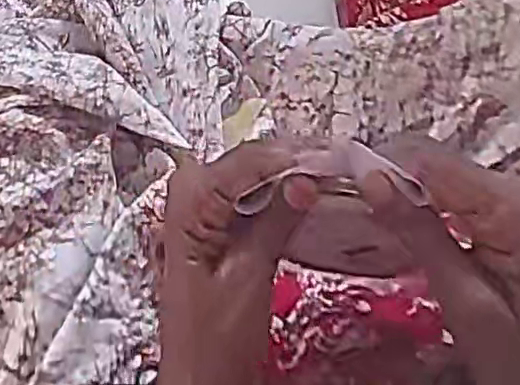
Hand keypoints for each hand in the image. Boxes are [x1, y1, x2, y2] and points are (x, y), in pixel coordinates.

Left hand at [158, 141, 316, 384]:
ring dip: (284, 174)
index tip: (327, 157)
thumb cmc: (215, 338)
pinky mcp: (209, 219)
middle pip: (246, 161)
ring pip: (248, 173)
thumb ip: (276, 220)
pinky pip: (244, 192)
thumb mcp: (249, 275)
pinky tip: (301, 196)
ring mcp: (196, 202)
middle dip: (289, 161)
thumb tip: (305, 178)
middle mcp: (187, 188)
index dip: (289, 156)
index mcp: (189, 196)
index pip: (246, 159)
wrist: (199, 380)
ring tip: (324, 175)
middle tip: (331, 163)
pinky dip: (273, 193)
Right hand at [357, 138, 519, 384]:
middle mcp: (512, 187)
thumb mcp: (466, 306)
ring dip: (396, 186)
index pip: (431, 160)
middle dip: (386, 174)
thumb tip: (371, 178)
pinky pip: (443, 189)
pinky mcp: (497, 210)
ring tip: (365, 210)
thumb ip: (420, 235)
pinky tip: (395, 218)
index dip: (383, 166)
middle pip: (431, 159)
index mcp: (513, 205)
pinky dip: (414, 199)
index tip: (345, 186)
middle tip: (350, 204)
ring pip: (432, 170)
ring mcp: (506, 196)